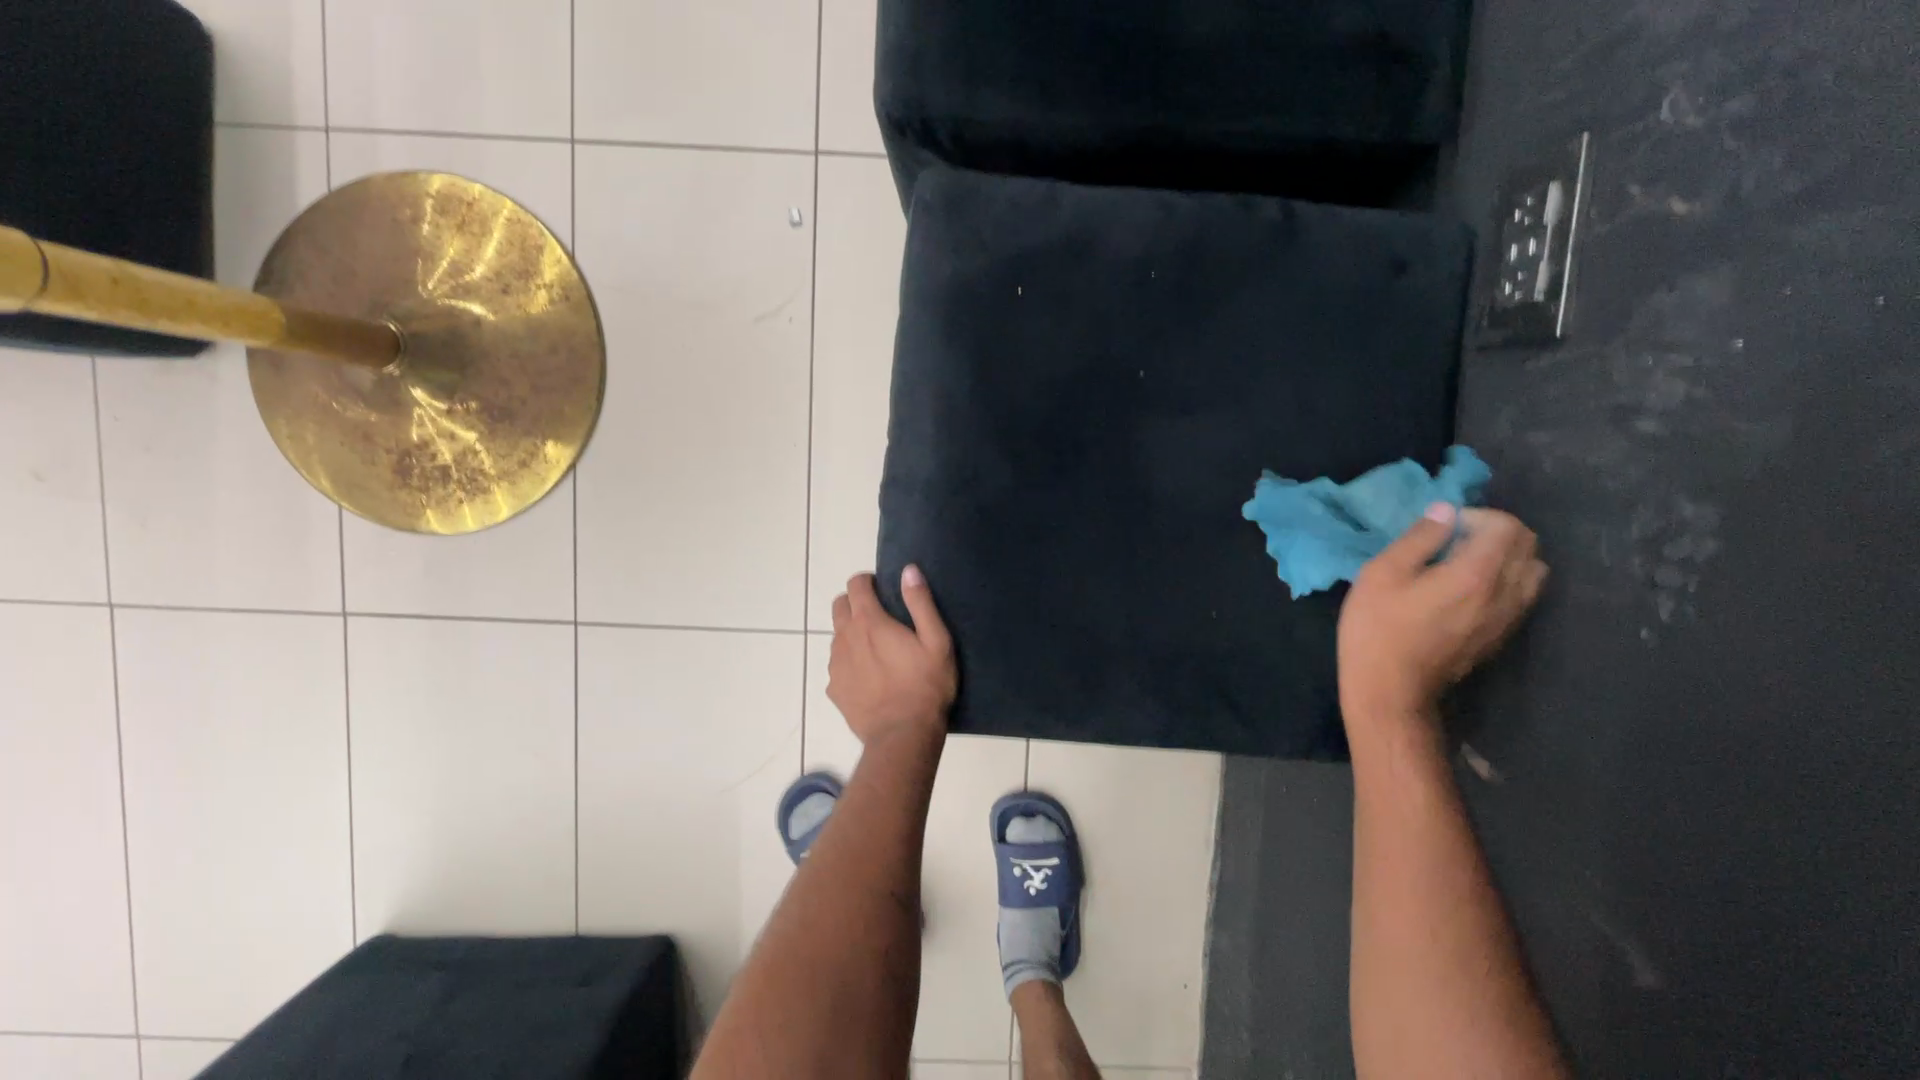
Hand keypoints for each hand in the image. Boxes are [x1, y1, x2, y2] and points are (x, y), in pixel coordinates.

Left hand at [828, 566, 956, 746]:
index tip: (882, 589)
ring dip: (852, 634)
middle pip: (839, 606)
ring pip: (837, 636)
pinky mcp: (834, 689)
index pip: (855, 584)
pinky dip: (850, 663)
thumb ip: (920, 602)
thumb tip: (909, 570)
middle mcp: (845, 638)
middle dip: (855, 603)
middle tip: (879, 617)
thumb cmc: (925, 686)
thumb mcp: (936, 641)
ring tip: (877, 651)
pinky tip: (870, 678)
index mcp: (869, 621)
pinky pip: (837, 666)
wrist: (902, 736)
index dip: (867, 581)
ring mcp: (835, 665)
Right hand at [1337, 504, 1547, 740]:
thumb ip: (1419, 538)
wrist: (1391, 691)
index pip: (1506, 525)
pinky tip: (1469, 591)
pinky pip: (1524, 595)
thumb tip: (1446, 511)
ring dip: (1507, 557)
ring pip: (1533, 571)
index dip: (1476, 516)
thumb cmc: (1377, 629)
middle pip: (1528, 545)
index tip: (1442, 529)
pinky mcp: (1503, 636)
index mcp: (1477, 573)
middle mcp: (1506, 592)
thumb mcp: (1381, 574)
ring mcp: (1509, 618)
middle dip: (1495, 532)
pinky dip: (1507, 581)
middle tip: (1453, 541)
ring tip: (1466, 565)